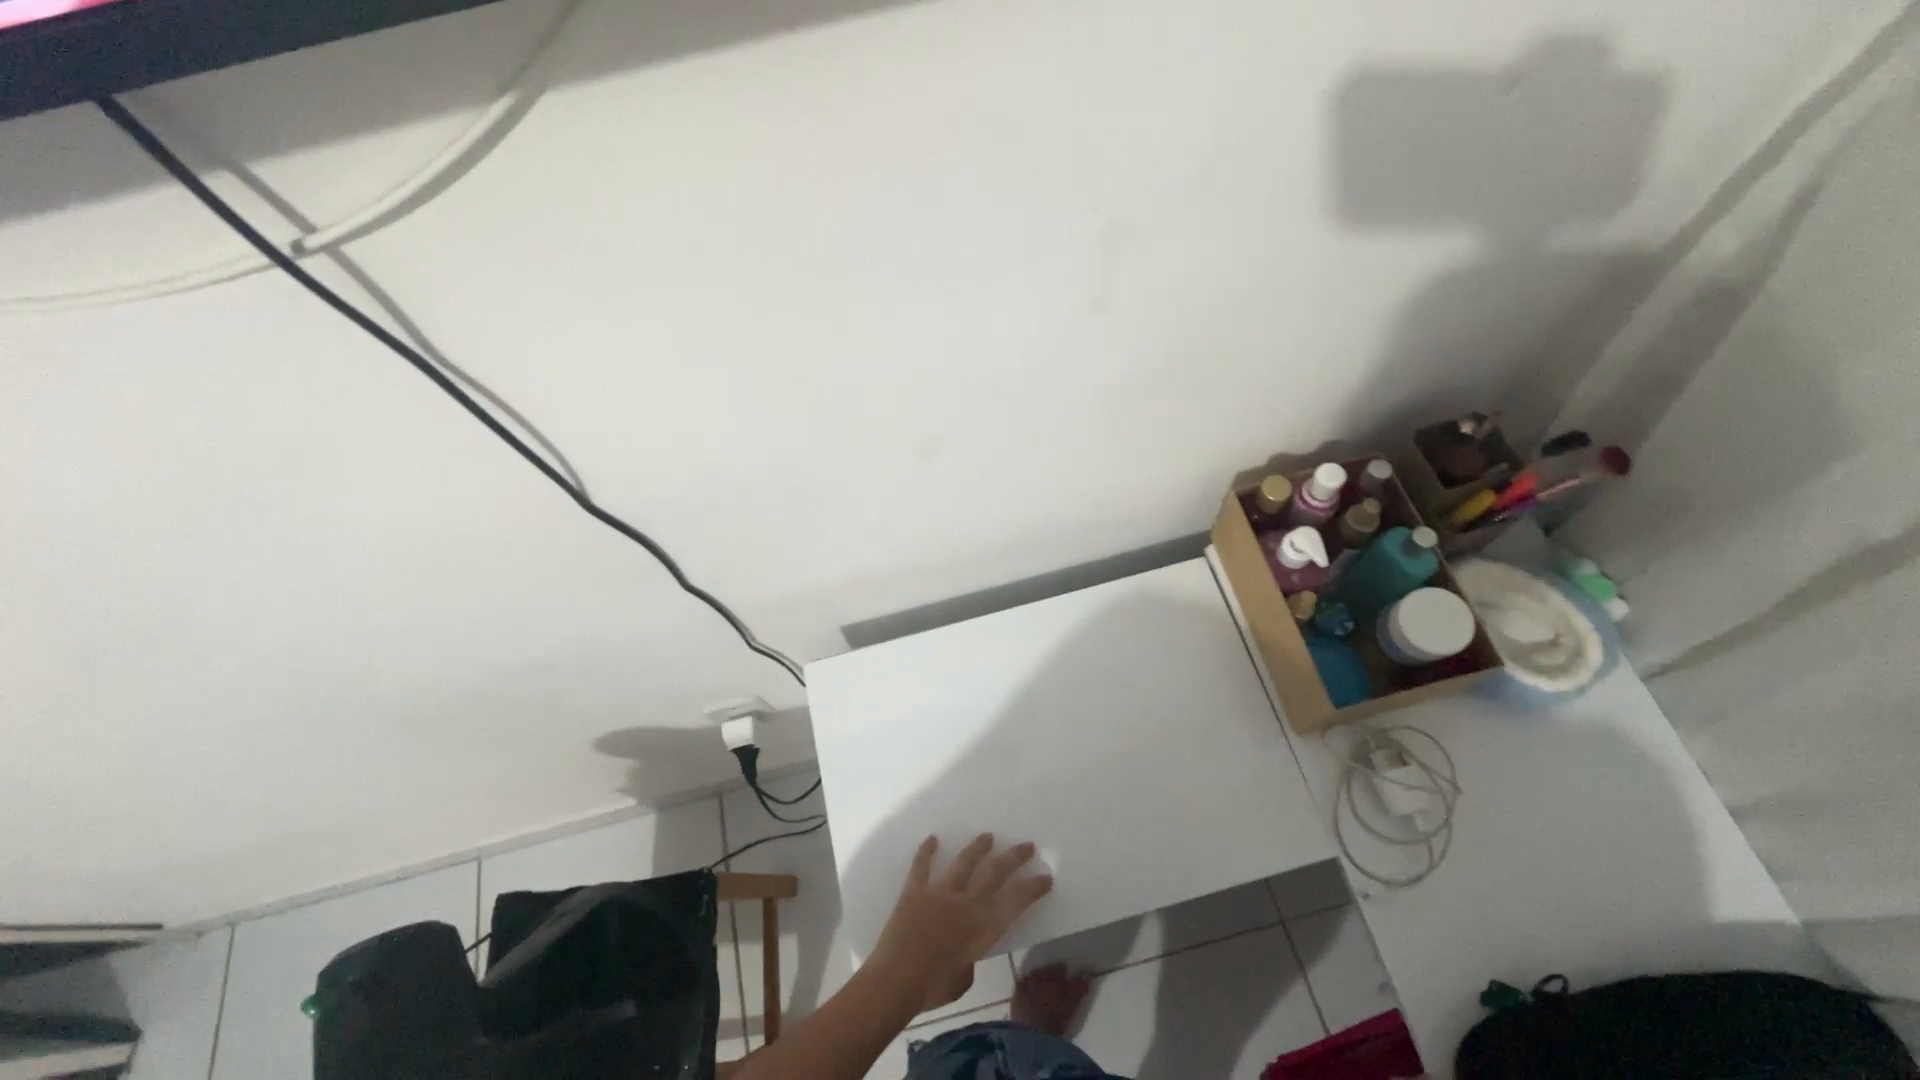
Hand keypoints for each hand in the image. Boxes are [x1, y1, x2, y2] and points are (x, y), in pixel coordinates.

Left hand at [868, 834, 1053, 1012]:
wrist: (896, 980)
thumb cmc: (934, 989)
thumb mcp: (964, 980)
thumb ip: (968, 960)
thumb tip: (962, 954)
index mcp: (984, 927)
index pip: (1016, 901)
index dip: (1033, 888)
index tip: (1046, 877)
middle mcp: (966, 903)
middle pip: (995, 873)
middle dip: (1014, 858)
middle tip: (1027, 846)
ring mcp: (939, 893)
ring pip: (963, 863)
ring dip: (977, 848)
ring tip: (987, 836)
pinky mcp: (914, 891)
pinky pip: (921, 866)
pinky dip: (927, 851)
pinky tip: (932, 839)